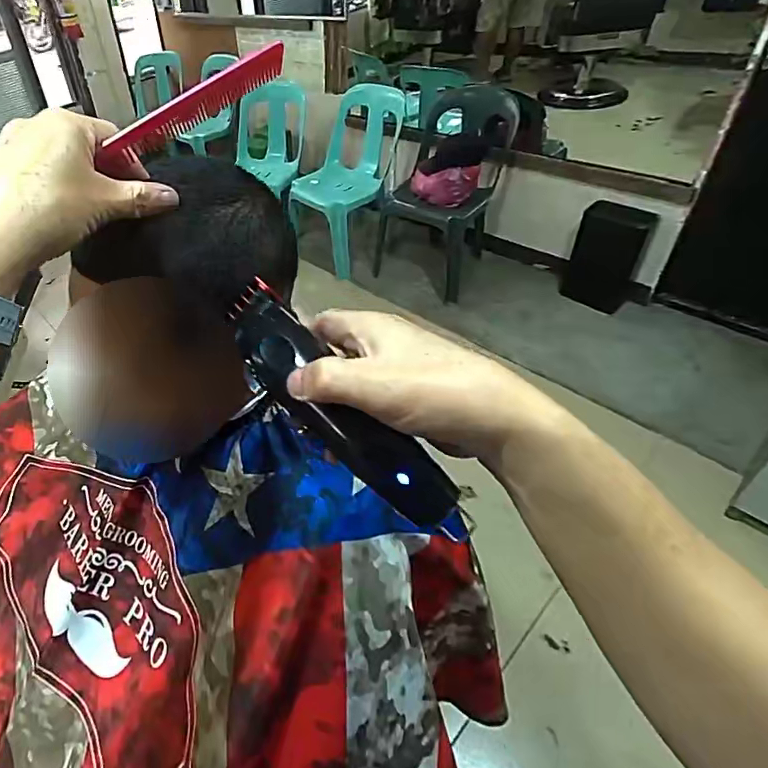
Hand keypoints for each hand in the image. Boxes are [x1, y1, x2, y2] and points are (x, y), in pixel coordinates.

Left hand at [0, 110, 177, 297]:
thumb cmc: (38, 211)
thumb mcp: (105, 203)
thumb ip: (141, 196)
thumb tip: (166, 196)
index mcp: (65, 122)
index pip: (116, 138)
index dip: (134, 167)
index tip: (144, 190)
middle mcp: (34, 126)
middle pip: (87, 149)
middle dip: (106, 177)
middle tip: (117, 207)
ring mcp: (10, 147)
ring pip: (60, 164)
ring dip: (79, 187)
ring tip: (84, 217)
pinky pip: (36, 178)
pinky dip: (51, 194)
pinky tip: (55, 220)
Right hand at [285, 310, 581, 470]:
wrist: (491, 418)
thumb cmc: (428, 389)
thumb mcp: (369, 383)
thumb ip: (325, 380)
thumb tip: (289, 382)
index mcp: (370, 327)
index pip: (321, 321)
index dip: (296, 340)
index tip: (275, 370)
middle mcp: (382, 343)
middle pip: (335, 355)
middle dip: (314, 382)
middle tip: (295, 415)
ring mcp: (399, 371)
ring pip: (354, 385)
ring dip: (336, 407)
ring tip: (318, 438)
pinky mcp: (411, 398)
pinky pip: (374, 405)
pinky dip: (359, 420)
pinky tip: (348, 445)